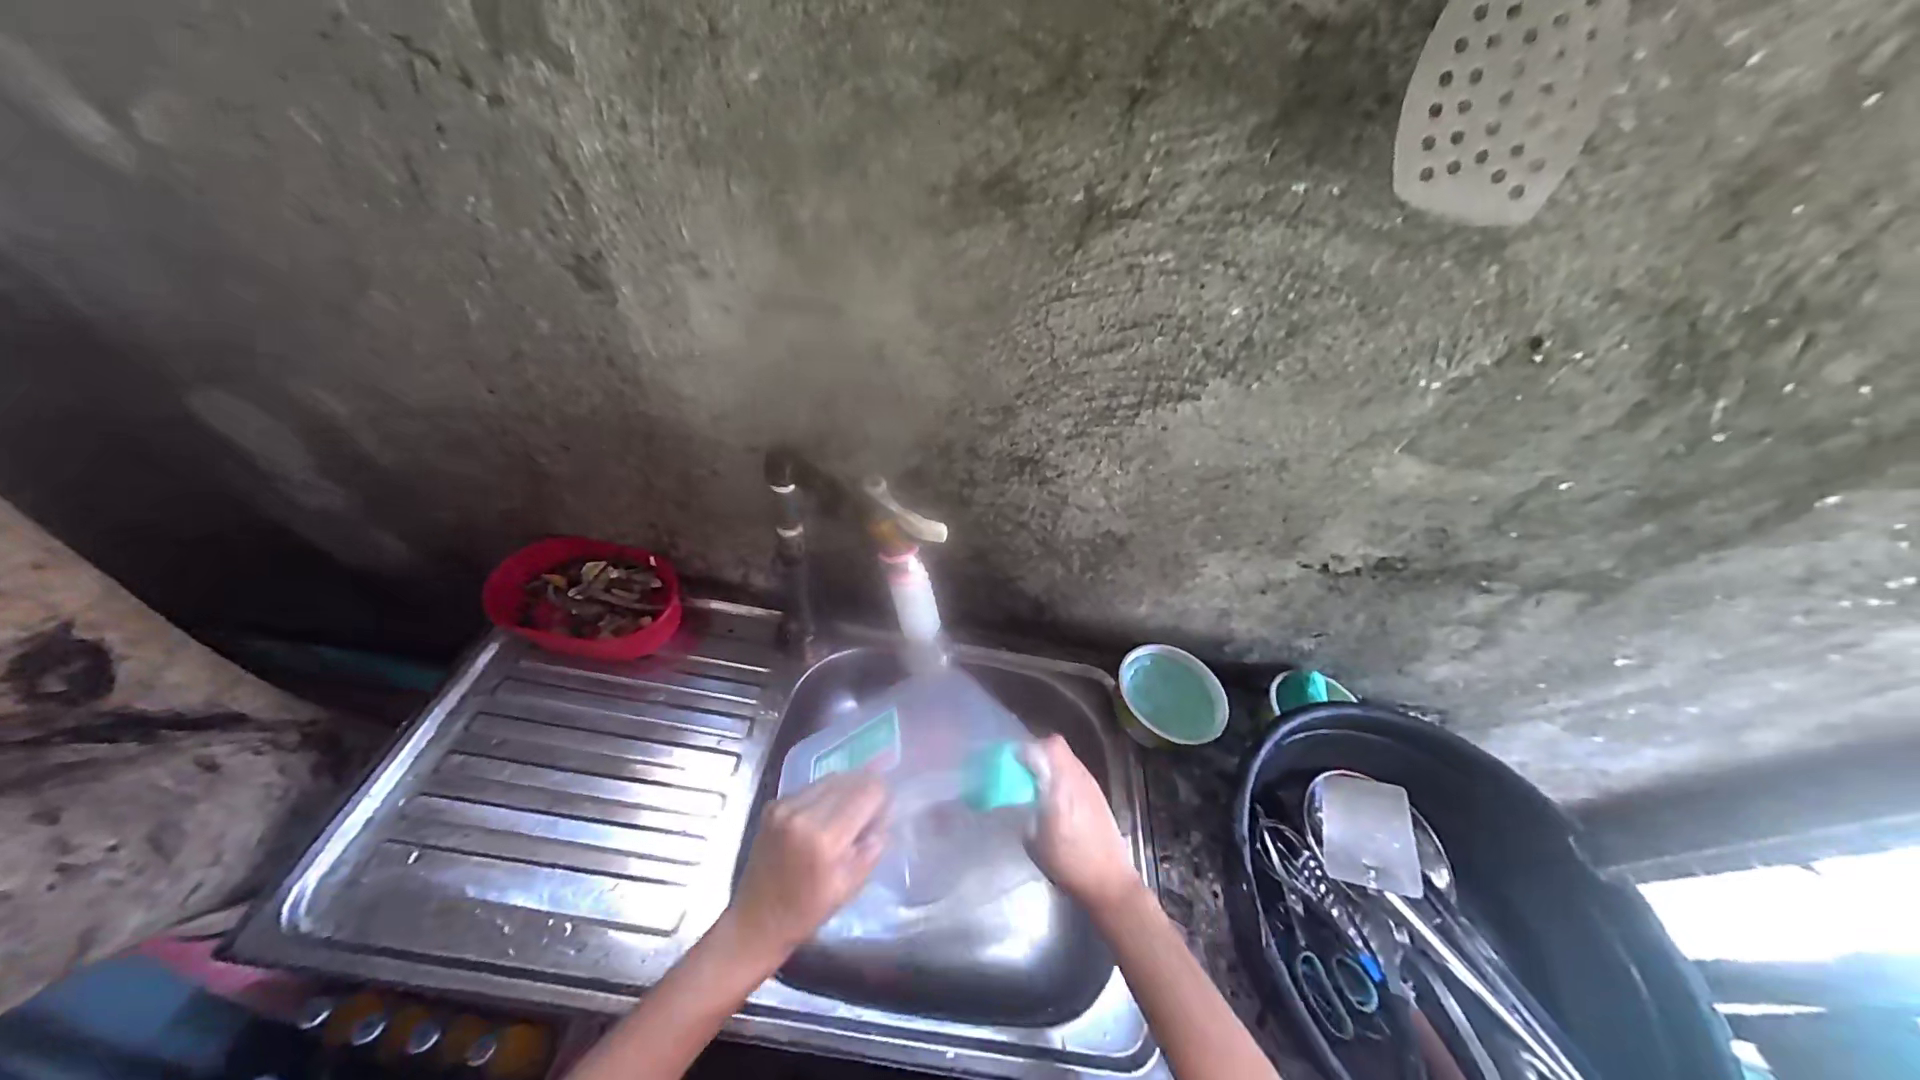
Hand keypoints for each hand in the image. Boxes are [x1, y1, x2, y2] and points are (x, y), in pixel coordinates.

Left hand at [726, 773, 887, 956]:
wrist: (755, 921)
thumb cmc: (807, 911)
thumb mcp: (850, 886)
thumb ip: (872, 846)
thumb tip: (885, 813)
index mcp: (825, 838)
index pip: (868, 791)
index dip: (882, 797)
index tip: (883, 813)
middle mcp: (803, 813)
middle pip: (850, 779)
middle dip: (865, 791)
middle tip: (868, 815)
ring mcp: (784, 806)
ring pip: (831, 779)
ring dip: (845, 791)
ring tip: (845, 817)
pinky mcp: (773, 805)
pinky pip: (811, 787)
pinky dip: (824, 796)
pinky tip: (821, 819)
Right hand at [1024, 734, 1139, 912]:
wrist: (1109, 881)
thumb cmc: (1068, 864)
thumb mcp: (1034, 840)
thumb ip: (1026, 809)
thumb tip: (1022, 796)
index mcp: (1060, 787)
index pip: (1044, 748)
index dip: (1025, 750)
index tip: (1011, 764)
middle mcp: (1078, 779)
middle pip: (1056, 745)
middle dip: (1036, 752)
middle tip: (1023, 770)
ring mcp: (1091, 785)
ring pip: (1067, 757)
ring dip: (1050, 762)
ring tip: (1038, 784)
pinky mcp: (1098, 794)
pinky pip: (1075, 771)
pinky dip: (1061, 774)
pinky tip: (1056, 798)